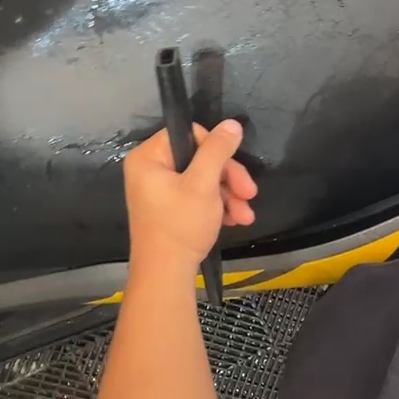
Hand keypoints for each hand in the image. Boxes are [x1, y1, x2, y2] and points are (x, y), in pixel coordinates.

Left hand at [123, 121, 257, 263]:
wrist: (166, 274)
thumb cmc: (180, 225)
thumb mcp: (203, 183)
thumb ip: (218, 150)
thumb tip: (232, 124)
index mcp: (149, 158)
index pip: (189, 134)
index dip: (215, 148)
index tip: (233, 169)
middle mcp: (151, 170)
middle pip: (201, 158)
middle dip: (229, 177)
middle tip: (249, 193)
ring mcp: (161, 190)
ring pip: (205, 178)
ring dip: (230, 194)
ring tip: (245, 214)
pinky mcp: (171, 207)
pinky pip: (199, 195)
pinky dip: (219, 205)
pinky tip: (235, 219)